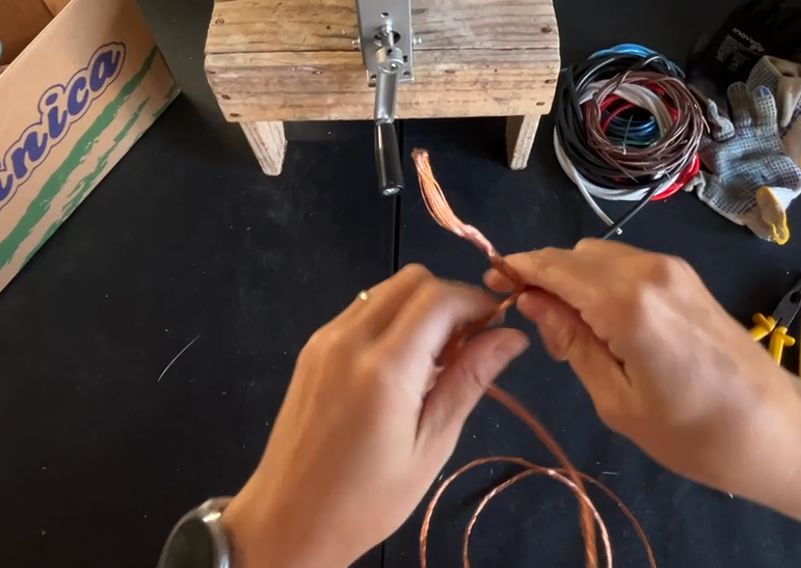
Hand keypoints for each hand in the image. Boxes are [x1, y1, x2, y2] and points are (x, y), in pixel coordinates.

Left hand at [222, 264, 528, 567]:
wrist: (287, 521)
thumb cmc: (367, 499)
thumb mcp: (430, 446)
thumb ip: (469, 380)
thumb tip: (513, 336)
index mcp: (385, 367)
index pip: (439, 297)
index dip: (476, 300)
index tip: (498, 324)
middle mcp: (351, 337)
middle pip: (413, 279)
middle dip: (449, 298)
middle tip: (466, 343)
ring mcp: (327, 336)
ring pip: (388, 288)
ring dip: (420, 305)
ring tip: (434, 357)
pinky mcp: (314, 344)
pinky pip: (364, 307)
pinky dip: (392, 316)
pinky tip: (400, 362)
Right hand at [490, 239, 800, 518]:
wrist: (783, 433)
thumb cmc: (695, 434)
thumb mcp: (618, 400)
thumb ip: (571, 342)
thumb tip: (531, 301)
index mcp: (626, 301)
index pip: (553, 268)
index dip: (518, 269)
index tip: (490, 279)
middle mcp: (646, 269)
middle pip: (573, 255)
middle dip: (544, 274)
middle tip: (530, 316)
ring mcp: (670, 268)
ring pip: (598, 254)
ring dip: (573, 275)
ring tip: (568, 324)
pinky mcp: (685, 276)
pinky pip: (625, 262)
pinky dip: (601, 278)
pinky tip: (602, 316)